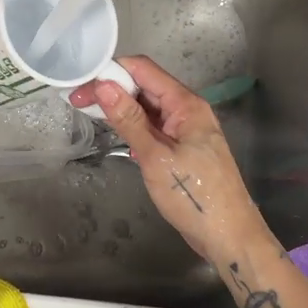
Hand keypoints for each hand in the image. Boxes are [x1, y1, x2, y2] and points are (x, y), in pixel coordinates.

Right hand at [71, 56, 275, 262]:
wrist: (229, 237)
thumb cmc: (194, 195)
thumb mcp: (155, 157)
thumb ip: (129, 120)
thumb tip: (102, 86)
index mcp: (185, 104)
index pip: (143, 70)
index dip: (111, 71)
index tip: (82, 83)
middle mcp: (187, 110)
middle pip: (144, 86)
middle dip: (112, 89)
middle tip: (78, 101)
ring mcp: (185, 129)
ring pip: (147, 106)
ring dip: (120, 107)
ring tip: (89, 114)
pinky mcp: (182, 147)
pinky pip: (153, 126)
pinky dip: (133, 125)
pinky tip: (116, 133)